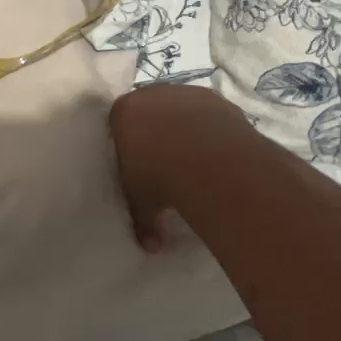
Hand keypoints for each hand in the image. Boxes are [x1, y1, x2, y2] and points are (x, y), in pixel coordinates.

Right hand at [108, 84, 246, 251]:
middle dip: (159, 129)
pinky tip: (220, 152)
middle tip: (169, 159)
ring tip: (199, 158)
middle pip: (152, 109)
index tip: (141, 160)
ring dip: (188, 127)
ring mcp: (187, 93)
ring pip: (183, 108)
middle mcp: (153, 94)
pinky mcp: (218, 100)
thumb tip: (151, 247)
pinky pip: (211, 113)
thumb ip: (144, 220)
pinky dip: (213, 128)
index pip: (120, 121)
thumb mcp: (144, 202)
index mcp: (123, 112)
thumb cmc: (160, 177)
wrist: (211, 163)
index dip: (130, 139)